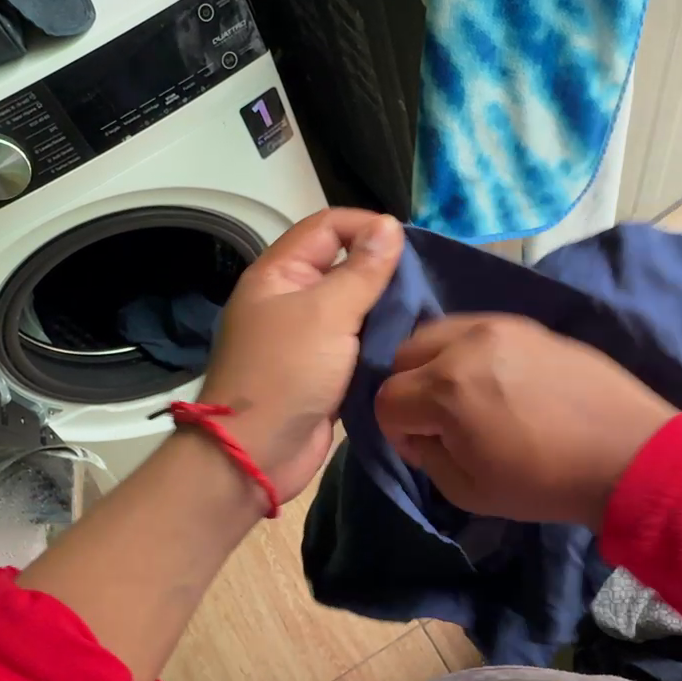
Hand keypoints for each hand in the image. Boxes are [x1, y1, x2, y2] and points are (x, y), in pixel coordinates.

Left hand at [197, 208, 402, 499]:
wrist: (257, 454)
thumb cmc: (286, 375)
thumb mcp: (327, 314)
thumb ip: (362, 271)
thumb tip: (389, 226)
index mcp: (279, 274)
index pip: (326, 227)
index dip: (366, 227)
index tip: (408, 246)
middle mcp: (290, 300)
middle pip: (342, 266)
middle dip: (381, 270)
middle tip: (424, 282)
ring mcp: (306, 339)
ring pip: (353, 309)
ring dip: (385, 309)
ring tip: (424, 312)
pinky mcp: (323, 372)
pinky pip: (356, 345)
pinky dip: (379, 343)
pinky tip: (410, 344)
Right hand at [373, 314, 676, 527]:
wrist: (627, 455)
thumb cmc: (545, 483)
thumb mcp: (469, 491)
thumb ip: (429, 457)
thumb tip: (422, 433)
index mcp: (447, 388)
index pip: (387, 399)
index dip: (396, 431)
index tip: (425, 450)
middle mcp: (467, 343)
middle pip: (404, 353)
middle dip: (409, 389)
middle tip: (438, 421)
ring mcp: (501, 325)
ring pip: (438, 332)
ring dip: (435, 364)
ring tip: (464, 397)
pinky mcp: (530, 324)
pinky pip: (476, 328)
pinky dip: (467, 352)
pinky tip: (495, 381)